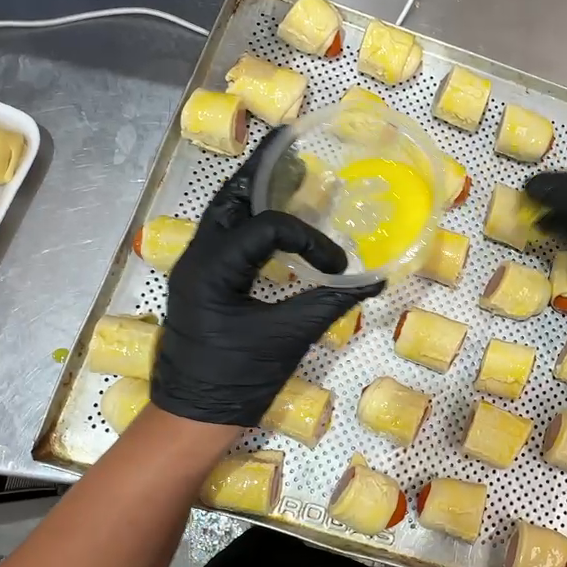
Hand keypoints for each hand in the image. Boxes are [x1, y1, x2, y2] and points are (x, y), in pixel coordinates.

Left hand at [153, 142, 381, 426]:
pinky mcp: (201, 283)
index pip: (265, 227)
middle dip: (262, 172)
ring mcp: (195, 270)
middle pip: (229, 198)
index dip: (307, 238)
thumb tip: (374, 282)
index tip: (338, 265)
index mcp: (212, 268)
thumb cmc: (235, 380)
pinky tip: (275, 221)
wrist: (192, 418)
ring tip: (286, 172)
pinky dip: (250, 220)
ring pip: (223, 214)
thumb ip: (328, 304)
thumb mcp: (287, 340)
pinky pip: (225, 237)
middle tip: (293, 148)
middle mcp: (197, 258)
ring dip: (254, 192)